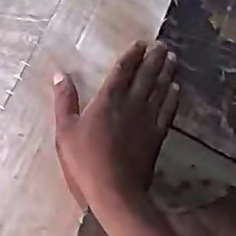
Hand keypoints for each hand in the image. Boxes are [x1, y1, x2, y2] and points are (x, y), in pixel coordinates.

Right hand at [53, 40, 179, 221]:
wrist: (116, 191)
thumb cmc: (86, 160)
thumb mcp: (65, 130)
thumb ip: (64, 100)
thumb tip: (60, 74)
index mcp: (108, 99)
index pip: (123, 69)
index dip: (132, 55)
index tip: (141, 43)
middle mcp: (131, 103)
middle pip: (146, 74)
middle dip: (154, 58)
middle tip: (163, 45)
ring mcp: (147, 118)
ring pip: (160, 88)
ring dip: (166, 71)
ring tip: (172, 58)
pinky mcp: (157, 134)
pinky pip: (168, 109)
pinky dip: (173, 97)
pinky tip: (175, 88)